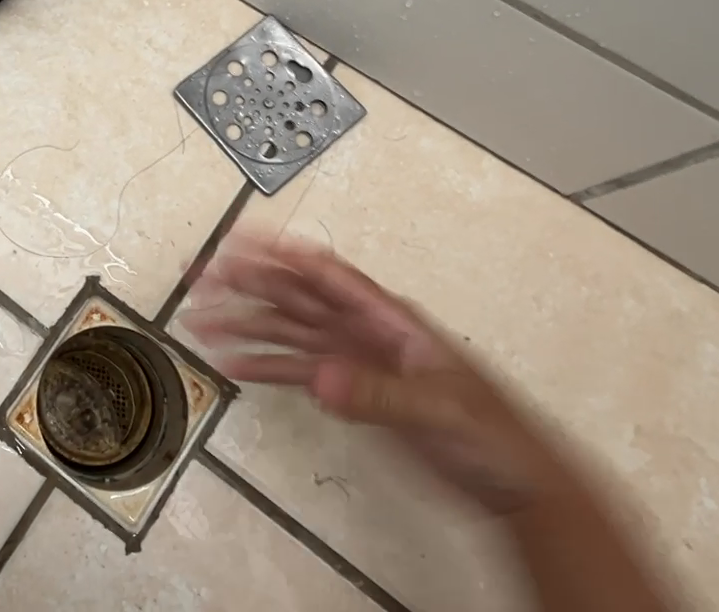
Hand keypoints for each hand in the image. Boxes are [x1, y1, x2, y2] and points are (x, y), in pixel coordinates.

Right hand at [180, 230, 564, 514]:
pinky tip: (237, 365)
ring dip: (245, 324)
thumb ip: (378, 393)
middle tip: (203, 276)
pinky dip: (263, 365)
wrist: (514, 481)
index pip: (324, 273)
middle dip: (246, 283)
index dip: (280, 251)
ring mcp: (353, 360)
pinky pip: (295, 369)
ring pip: (286, 330)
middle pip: (294, 296)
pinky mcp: (348, 391)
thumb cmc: (493, 434)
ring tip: (205, 321)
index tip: (240, 238)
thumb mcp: (439, 408)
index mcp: (388, 319)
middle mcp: (363, 331)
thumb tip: (322, 376)